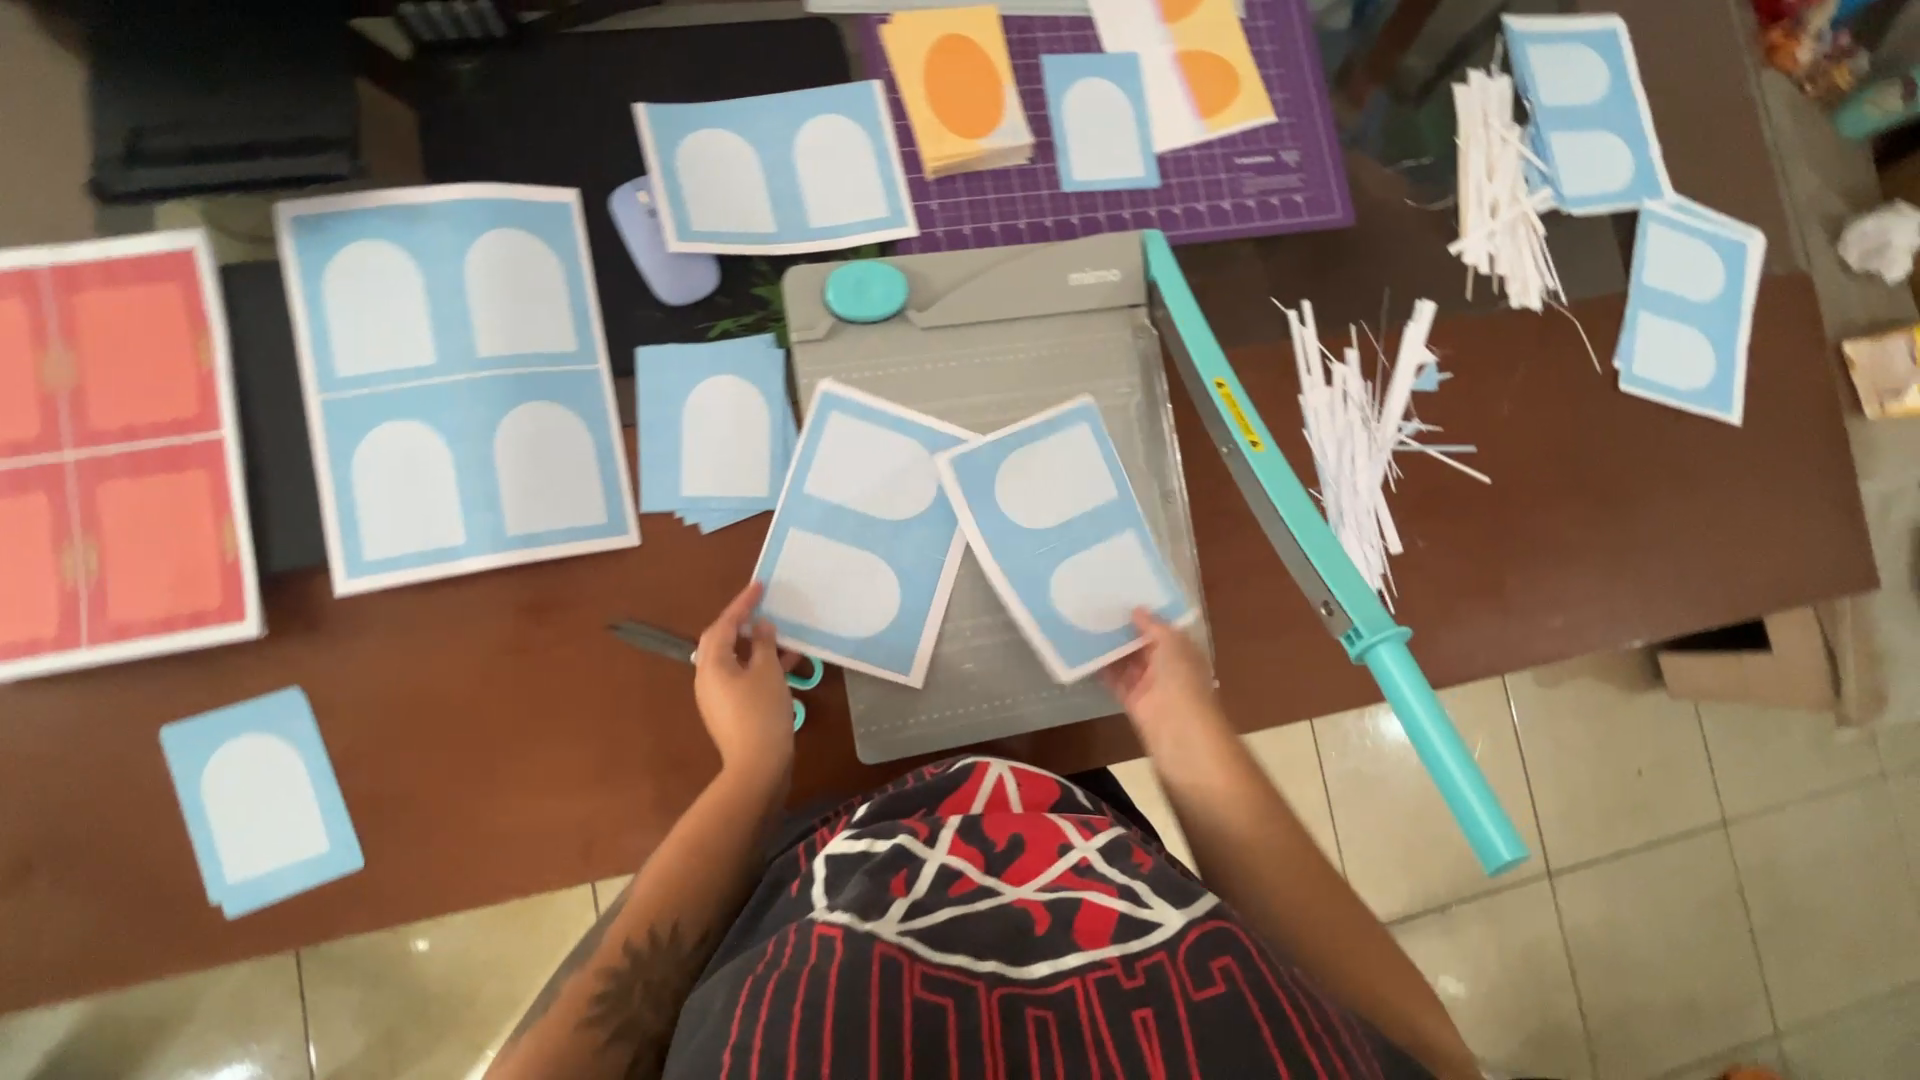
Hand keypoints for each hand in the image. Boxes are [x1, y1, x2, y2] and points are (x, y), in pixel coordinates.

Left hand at [693, 582, 795, 781]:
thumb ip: (762, 644)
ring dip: (756, 646)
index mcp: (711, 664)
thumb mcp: (767, 672)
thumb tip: (760, 626)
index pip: (724, 624)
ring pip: (735, 661)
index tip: (759, 586)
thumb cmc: (761, 713)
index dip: (742, 604)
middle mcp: (708, 678)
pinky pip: (743, 678)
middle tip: (763, 608)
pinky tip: (787, 665)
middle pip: (722, 641)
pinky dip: (760, 666)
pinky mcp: (731, 711)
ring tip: (783, 636)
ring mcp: (717, 697)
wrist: (758, 767)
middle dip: (743, 623)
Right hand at [1099, 609, 1221, 739]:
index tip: (1125, 598)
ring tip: (1088, 624)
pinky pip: (1114, 680)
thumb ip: (1153, 625)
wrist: (1177, 726)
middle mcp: (1166, 666)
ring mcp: (1148, 684)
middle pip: (1142, 645)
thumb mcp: (1172, 642)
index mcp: (1183, 651)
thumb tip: (1136, 609)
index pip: (1164, 630)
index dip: (1148, 615)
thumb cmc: (1181, 677)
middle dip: (1125, 630)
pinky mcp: (1131, 699)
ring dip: (1111, 647)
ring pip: (1126, 661)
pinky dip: (1102, 669)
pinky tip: (1085, 652)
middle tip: (1100, 608)